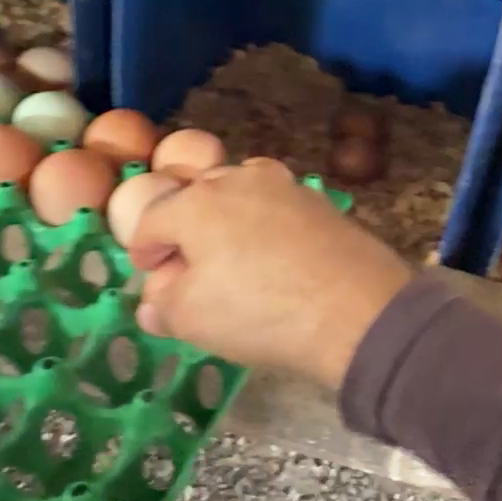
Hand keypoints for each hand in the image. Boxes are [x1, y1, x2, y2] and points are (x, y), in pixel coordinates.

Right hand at [127, 156, 413, 389]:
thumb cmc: (259, 312)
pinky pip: (280, 208)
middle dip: (187, 231)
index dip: (145, 252)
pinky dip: (268, 226)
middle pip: (198, 199)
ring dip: (231, 221)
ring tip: (235, 259)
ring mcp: (287, 187)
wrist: (356, 308)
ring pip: (243, 195)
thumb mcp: (191, 320)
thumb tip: (155, 301)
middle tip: (191, 270)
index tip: (151, 275)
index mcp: (196, 203)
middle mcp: (241, 180)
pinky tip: (277, 257)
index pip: (152, 221)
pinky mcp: (322, 202)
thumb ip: (162, 305)